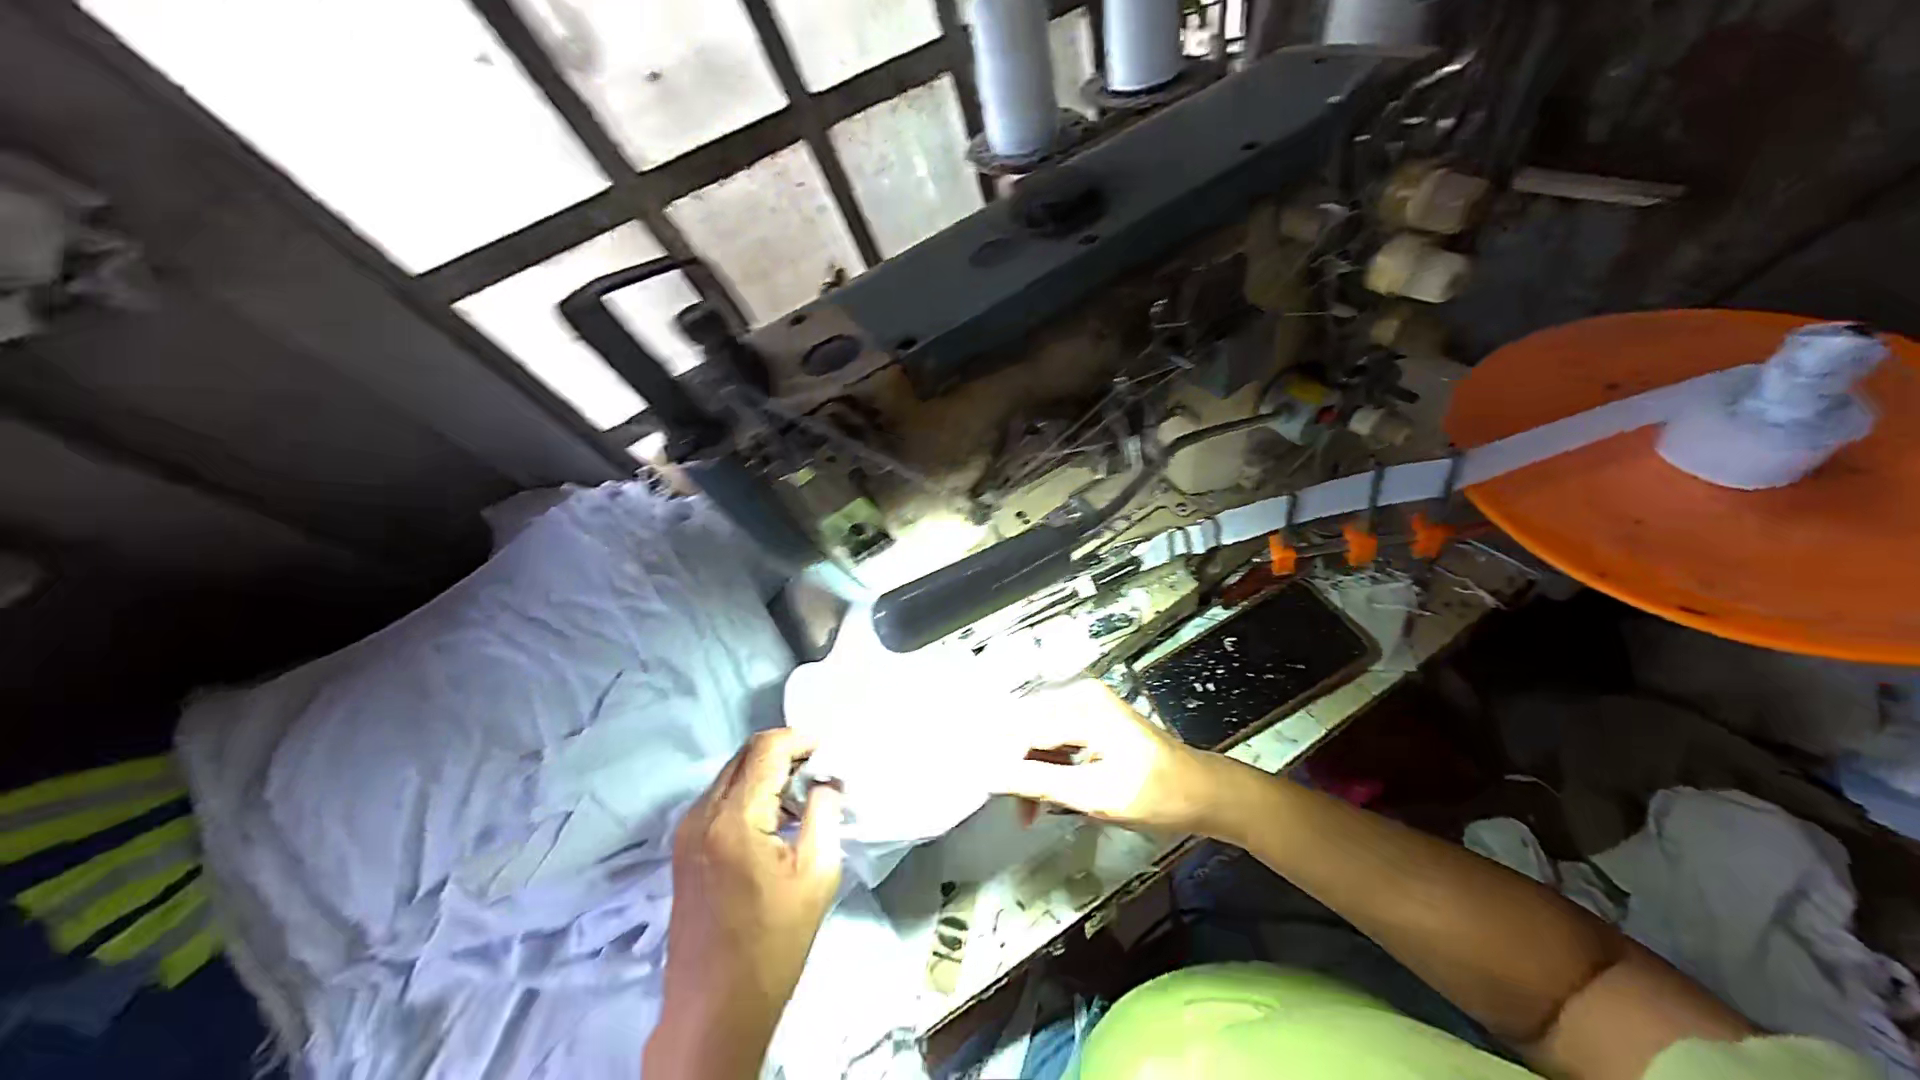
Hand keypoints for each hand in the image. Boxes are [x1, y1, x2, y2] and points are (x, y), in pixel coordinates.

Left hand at [647, 729, 843, 1078]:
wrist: (715, 1008)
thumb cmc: (774, 944)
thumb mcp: (817, 874)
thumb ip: (824, 813)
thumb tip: (825, 781)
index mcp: (733, 819)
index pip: (765, 749)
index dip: (800, 740)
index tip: (827, 753)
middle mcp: (701, 815)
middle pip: (744, 755)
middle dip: (784, 754)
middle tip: (819, 773)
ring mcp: (686, 832)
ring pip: (730, 774)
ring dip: (766, 774)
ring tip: (801, 798)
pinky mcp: (683, 849)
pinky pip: (719, 799)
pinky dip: (748, 794)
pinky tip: (773, 820)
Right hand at [993, 680, 1235, 835]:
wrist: (1205, 793)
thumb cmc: (1157, 794)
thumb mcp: (1095, 794)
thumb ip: (1040, 783)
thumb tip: (992, 777)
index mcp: (1084, 706)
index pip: (1023, 730)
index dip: (998, 759)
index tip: (980, 787)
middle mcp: (1081, 696)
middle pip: (1028, 728)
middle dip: (1013, 766)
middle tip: (1008, 806)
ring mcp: (1088, 706)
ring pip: (1038, 736)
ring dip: (1030, 772)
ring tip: (1028, 811)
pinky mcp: (1093, 720)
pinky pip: (1055, 739)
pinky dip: (1048, 767)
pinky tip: (1047, 797)